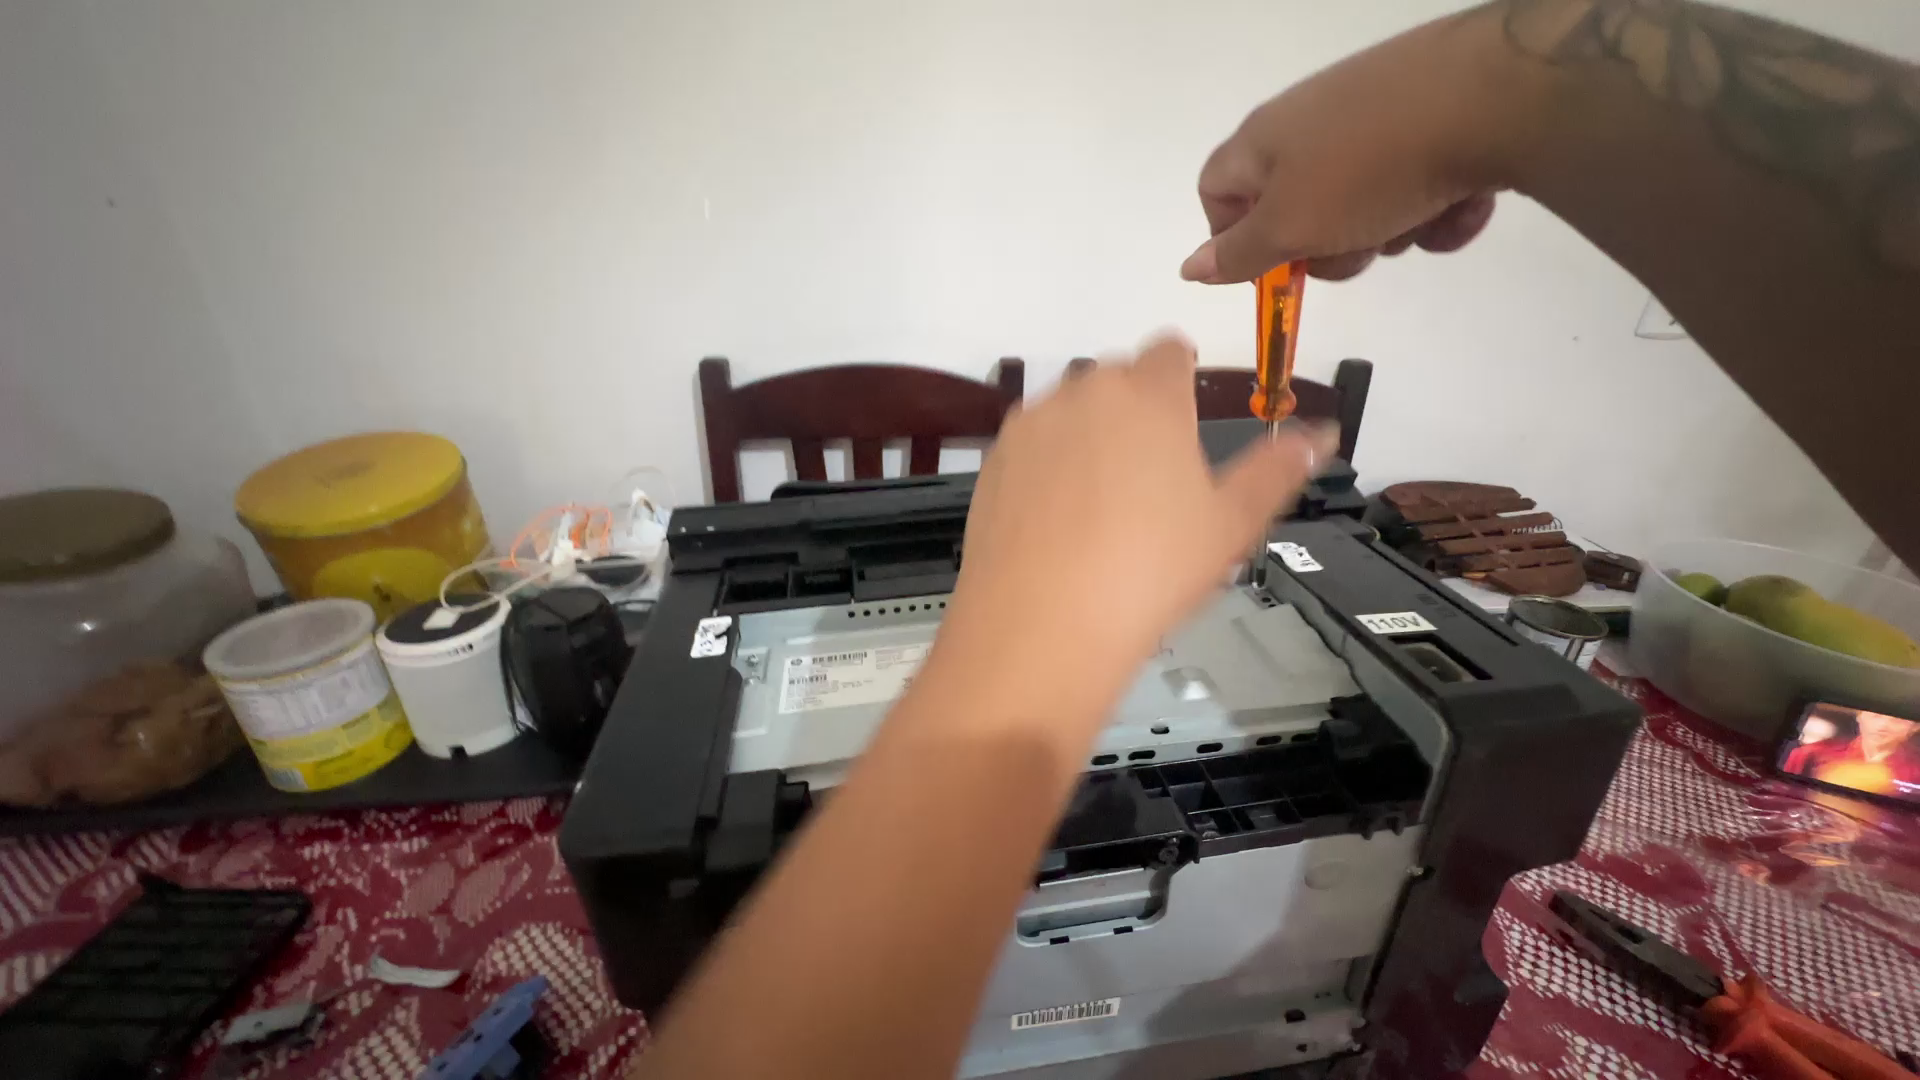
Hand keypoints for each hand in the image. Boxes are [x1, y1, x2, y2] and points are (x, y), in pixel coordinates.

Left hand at [932, 335, 1336, 732]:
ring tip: (1098, 506)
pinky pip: (1029, 446)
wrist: (1042, 622)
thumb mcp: (1231, 525)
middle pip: (1115, 379)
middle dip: (1134, 411)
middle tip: (1148, 480)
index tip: (1183, 418)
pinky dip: (1044, 465)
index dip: (1180, 378)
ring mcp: (1029, 425)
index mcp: (1148, 394)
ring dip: (1086, 436)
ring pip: (1067, 412)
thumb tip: (1322, 435)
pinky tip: (1054, 520)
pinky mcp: (992, 461)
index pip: (1169, 351)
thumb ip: (1277, 470)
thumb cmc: (1149, 571)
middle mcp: (1082, 393)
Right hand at [1180, 7, 1542, 283]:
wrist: (1498, 92)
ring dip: (1382, 232)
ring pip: (1354, 202)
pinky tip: (1457, 206)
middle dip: (1320, 246)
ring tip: (1415, 223)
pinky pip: (1410, 179)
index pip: (1215, 192)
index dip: (1232, 236)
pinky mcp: (1431, 113)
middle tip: (1350, 252)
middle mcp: (1310, 122)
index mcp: (1263, 141)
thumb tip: (1189, 268)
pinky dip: (1429, 206)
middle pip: (1290, 208)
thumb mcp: (1288, 227)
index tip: (1271, 264)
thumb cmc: (1368, 168)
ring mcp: (1373, 114)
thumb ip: (1237, 255)